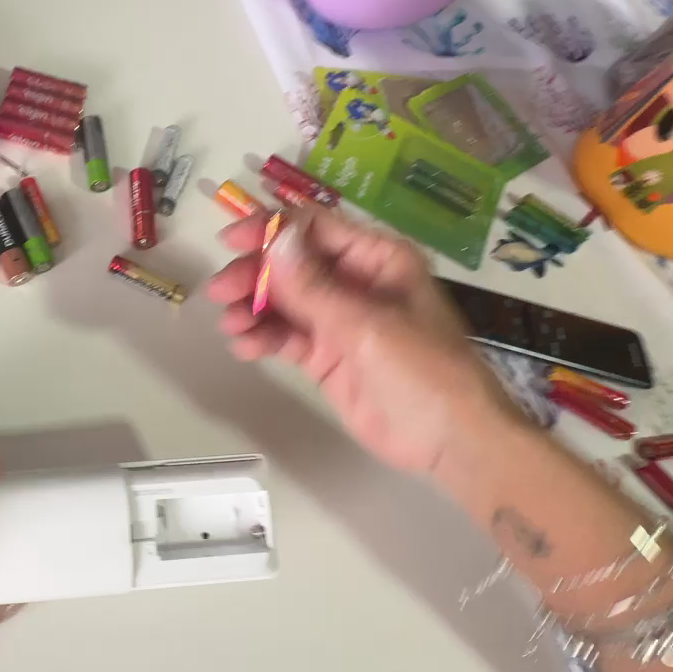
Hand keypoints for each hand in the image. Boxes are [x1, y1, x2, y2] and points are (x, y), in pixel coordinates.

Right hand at [206, 207, 522, 475]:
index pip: (313, 228)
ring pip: (281, 300)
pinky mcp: (324, 354)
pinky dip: (261, 337)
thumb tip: (272, 239)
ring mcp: (336, 319)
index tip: (232, 240)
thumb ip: (313, 286)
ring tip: (231, 325)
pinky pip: (283, 335)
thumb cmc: (424, 371)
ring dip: (251, 307)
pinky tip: (244, 346)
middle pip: (289, 264)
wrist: (452, 443)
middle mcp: (352, 281)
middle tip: (220, 291)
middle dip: (253, 274)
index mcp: (375, 259)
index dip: (270, 229)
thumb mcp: (367, 324)